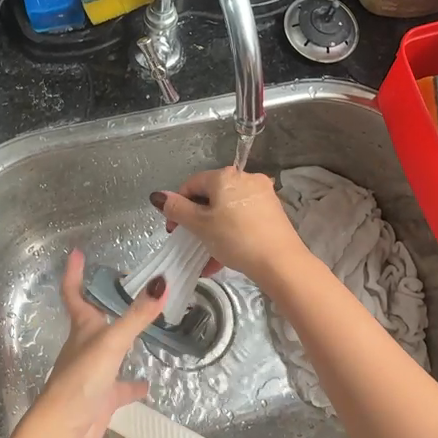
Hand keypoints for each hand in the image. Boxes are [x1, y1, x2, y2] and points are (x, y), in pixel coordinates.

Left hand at [24, 249, 164, 437]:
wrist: (64, 429)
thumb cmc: (81, 378)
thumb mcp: (112, 342)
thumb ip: (137, 316)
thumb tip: (161, 284)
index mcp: (82, 328)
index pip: (74, 293)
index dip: (74, 273)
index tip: (77, 253)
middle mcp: (85, 347)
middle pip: (93, 320)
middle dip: (105, 305)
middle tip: (124, 289)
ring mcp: (93, 374)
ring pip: (110, 352)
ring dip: (123, 343)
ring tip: (145, 332)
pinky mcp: (101, 398)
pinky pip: (120, 388)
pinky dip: (132, 385)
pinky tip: (147, 385)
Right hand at [150, 167, 312, 290]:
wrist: (280, 261)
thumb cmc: (236, 238)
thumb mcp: (201, 226)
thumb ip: (177, 209)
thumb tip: (157, 196)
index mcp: (225, 176)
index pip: (192, 184)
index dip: (178, 205)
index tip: (173, 229)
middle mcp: (245, 178)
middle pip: (211, 196)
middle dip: (197, 221)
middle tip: (190, 241)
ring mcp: (261, 194)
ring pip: (227, 210)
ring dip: (213, 231)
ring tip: (207, 257)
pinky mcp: (272, 211)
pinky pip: (243, 218)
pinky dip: (231, 233)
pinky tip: (225, 256)